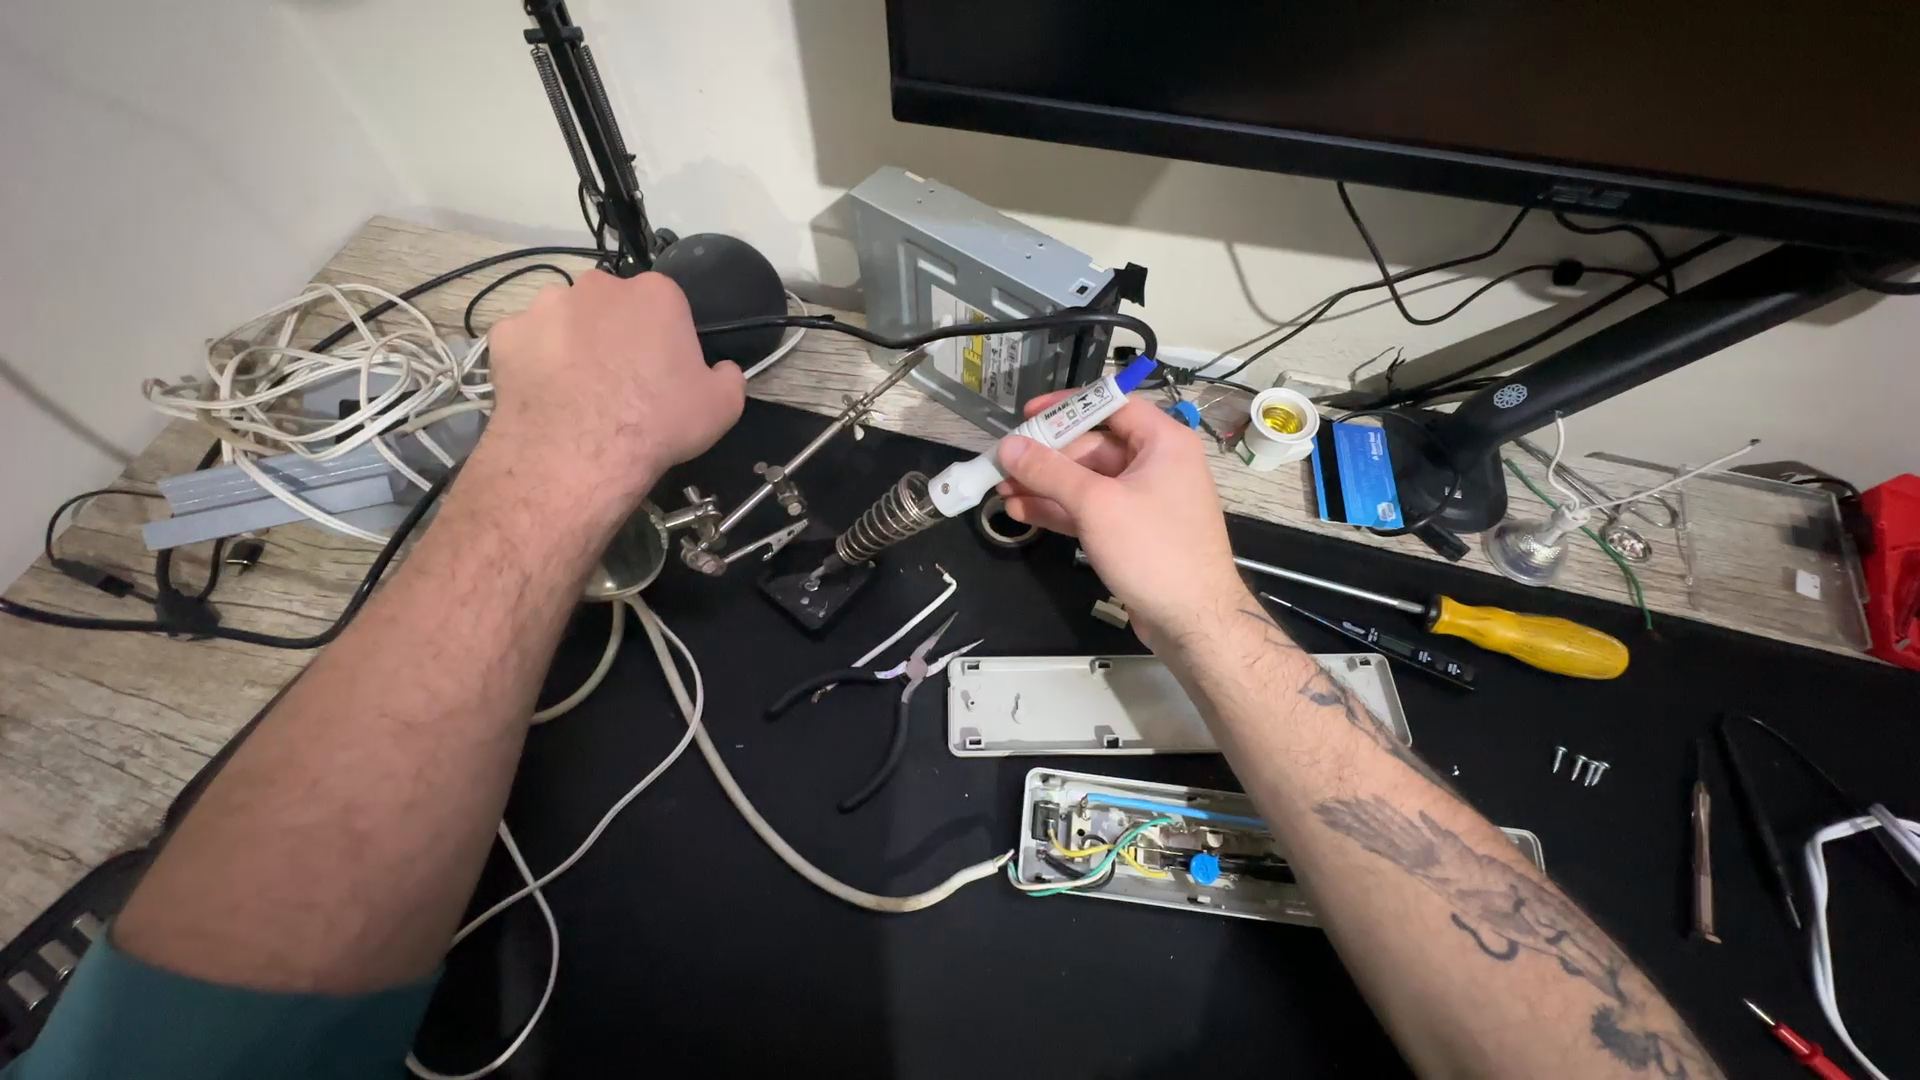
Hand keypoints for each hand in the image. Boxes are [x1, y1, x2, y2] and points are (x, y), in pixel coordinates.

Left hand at [484, 269, 744, 507]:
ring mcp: (547, 306)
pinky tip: (550, 395)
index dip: (667, 337)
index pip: (666, 303)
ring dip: (576, 343)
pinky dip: (538, 362)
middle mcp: (599, 286)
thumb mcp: (723, 406)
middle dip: (618, 333)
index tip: (666, 369)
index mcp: (656, 295)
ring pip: (567, 320)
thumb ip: (728, 377)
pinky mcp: (507, 334)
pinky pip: (529, 342)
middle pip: (613, 305)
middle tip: (625, 380)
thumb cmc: (659, 422)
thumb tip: (722, 369)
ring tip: (582, 392)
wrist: (582, 454)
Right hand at [996, 394, 1247, 643]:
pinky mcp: (1132, 532)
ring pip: (1087, 481)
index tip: (1028, 415)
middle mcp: (1157, 464)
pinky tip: (1022, 512)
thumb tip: (1008, 446)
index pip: (1111, 404)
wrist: (1193, 621)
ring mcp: (1145, 500)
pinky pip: (1091, 509)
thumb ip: (1049, 472)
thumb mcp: (1097, 504)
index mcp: (1163, 442)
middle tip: (1005, 465)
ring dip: (1045, 486)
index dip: (1067, 406)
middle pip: (1093, 445)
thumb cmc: (1154, 551)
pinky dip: (1059, 510)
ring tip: (1002, 491)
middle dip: (1046, 457)